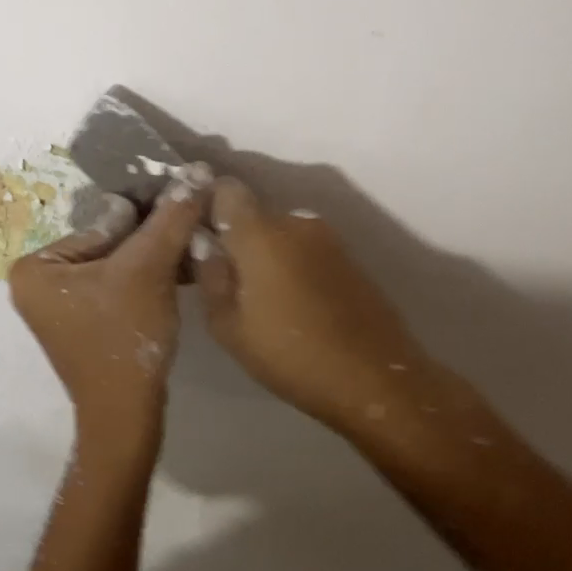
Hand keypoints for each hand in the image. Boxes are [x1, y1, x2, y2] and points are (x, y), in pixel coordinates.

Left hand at [8, 163, 213, 430]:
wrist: (127, 413)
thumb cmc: (124, 334)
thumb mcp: (147, 268)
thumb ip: (168, 218)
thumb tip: (195, 172)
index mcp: (33, 267)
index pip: (99, 226)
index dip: (144, 216)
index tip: (180, 202)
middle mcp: (35, 284)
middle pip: (106, 246)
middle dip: (148, 240)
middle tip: (190, 224)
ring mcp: (56, 308)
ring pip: (114, 268)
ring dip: (151, 260)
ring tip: (190, 248)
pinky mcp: (80, 326)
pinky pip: (114, 290)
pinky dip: (143, 283)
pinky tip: (179, 274)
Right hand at [191, 176, 438, 428]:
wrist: (377, 382)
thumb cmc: (290, 355)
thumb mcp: (228, 326)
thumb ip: (210, 276)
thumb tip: (205, 245)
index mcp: (260, 232)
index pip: (225, 188)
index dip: (206, 202)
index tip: (194, 231)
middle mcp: (295, 222)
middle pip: (253, 213)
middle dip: (235, 237)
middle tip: (223, 275)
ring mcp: (327, 239)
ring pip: (279, 234)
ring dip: (265, 254)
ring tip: (259, 296)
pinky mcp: (348, 259)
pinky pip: (304, 250)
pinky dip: (290, 266)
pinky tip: (290, 304)